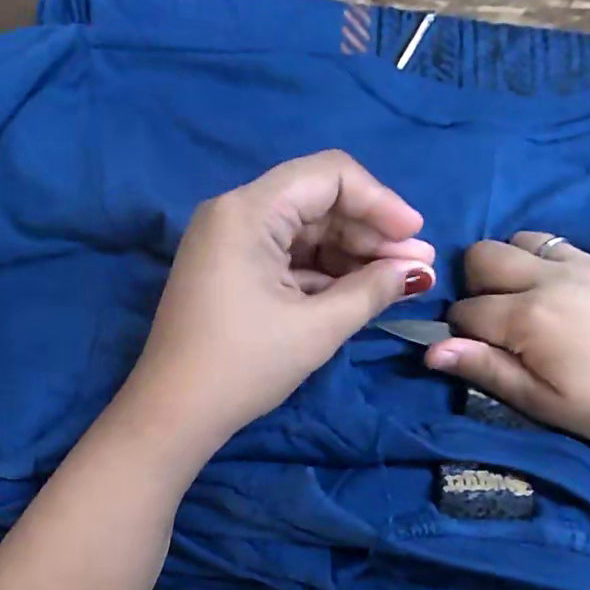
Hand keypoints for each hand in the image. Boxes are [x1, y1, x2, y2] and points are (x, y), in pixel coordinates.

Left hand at [120, 150, 436, 447]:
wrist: (173, 414)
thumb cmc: (244, 366)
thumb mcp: (317, 328)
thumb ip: (372, 289)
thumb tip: (416, 270)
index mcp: (248, 211)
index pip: (329, 175)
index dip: (380, 201)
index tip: (415, 236)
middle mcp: (235, 212)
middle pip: (318, 201)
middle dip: (371, 232)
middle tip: (416, 266)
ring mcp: (230, 240)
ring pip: (306, 230)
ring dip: (353, 253)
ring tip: (398, 280)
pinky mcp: (231, 267)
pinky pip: (288, 255)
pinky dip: (325, 271)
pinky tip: (361, 290)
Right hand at [427, 232, 589, 463]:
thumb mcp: (544, 403)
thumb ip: (486, 369)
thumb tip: (430, 350)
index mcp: (530, 316)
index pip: (466, 311)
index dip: (460, 333)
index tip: (478, 353)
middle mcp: (551, 277)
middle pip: (482, 256)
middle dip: (474, 286)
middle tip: (497, 324)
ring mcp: (584, 262)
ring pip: (518, 240)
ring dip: (507, 268)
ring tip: (525, 304)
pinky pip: (557, 244)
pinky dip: (541, 262)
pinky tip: (560, 297)